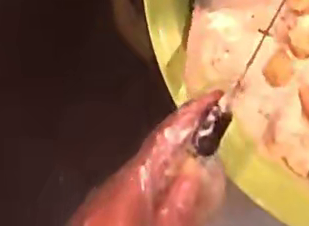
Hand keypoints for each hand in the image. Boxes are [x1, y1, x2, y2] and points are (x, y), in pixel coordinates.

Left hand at [67, 94, 227, 225]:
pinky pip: (129, 194)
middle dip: (183, 141)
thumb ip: (177, 212)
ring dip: (169, 166)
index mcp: (127, 187)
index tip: (216, 95)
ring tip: (199, 166)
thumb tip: (197, 168)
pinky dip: (152, 188)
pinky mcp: (92, 220)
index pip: (163, 137)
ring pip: (141, 175)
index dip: (190, 113)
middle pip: (152, 153)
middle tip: (215, 131)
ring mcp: (96, 205)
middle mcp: (109, 187)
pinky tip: (167, 201)